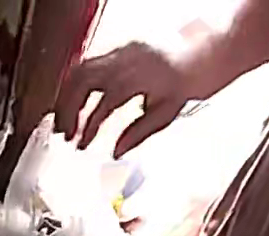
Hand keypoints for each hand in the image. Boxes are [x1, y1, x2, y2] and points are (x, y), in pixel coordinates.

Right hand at [51, 42, 197, 156]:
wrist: (204, 52)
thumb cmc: (187, 82)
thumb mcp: (165, 114)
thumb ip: (137, 134)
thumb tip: (115, 152)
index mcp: (136, 76)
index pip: (102, 105)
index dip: (89, 128)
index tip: (82, 145)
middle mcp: (125, 58)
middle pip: (81, 82)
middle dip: (67, 111)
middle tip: (64, 134)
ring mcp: (121, 50)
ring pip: (80, 71)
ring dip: (67, 97)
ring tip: (65, 121)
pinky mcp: (119, 50)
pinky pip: (89, 65)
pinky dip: (77, 86)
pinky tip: (76, 104)